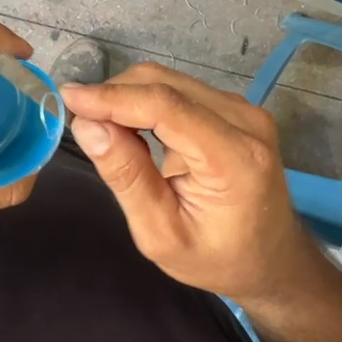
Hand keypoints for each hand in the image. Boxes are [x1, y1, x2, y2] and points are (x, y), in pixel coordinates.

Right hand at [61, 63, 328, 309]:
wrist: (273, 261)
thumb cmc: (217, 259)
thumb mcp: (161, 236)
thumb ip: (126, 178)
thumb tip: (86, 125)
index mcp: (233, 158)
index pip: (164, 106)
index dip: (112, 97)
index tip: (67, 97)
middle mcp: (244, 122)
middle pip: (163, 84)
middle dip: (113, 95)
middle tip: (80, 121)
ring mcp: (242, 110)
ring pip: (167, 80)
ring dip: (126, 96)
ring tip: (101, 128)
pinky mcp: (234, 108)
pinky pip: (178, 89)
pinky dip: (144, 101)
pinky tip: (129, 127)